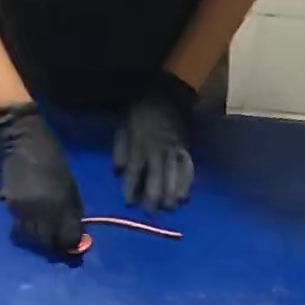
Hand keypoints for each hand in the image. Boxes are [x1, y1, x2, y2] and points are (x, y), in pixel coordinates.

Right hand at [0, 103, 83, 254]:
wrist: (23, 142)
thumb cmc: (52, 160)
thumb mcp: (70, 185)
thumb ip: (72, 211)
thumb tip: (75, 232)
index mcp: (60, 205)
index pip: (67, 238)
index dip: (71, 243)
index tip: (73, 242)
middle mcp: (41, 214)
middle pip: (48, 244)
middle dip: (54, 245)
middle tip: (58, 241)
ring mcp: (23, 212)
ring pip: (32, 240)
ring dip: (39, 240)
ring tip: (43, 233)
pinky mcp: (10, 209)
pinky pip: (19, 229)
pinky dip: (26, 231)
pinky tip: (30, 223)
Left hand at [114, 70, 196, 210]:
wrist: (169, 91)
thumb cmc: (141, 110)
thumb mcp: (124, 125)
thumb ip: (120, 148)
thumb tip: (118, 171)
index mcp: (139, 146)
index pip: (133, 173)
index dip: (130, 190)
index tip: (129, 203)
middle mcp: (157, 151)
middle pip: (155, 179)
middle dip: (152, 198)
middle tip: (150, 212)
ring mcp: (173, 150)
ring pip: (173, 176)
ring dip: (170, 194)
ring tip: (169, 208)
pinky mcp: (186, 148)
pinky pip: (187, 168)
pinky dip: (186, 183)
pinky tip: (184, 196)